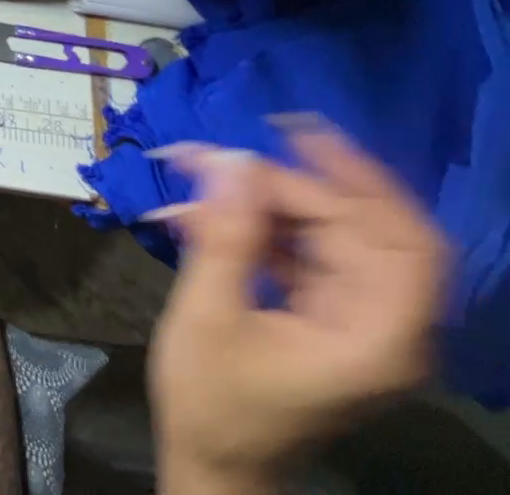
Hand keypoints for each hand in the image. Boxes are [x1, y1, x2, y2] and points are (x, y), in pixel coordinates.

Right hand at [149, 117, 448, 490]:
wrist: (211, 458)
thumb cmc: (213, 399)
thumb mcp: (208, 315)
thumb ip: (224, 238)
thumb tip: (228, 163)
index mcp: (377, 334)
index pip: (400, 240)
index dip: (360, 179)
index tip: (296, 132)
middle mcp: (380, 322)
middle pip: (352, 230)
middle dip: (281, 187)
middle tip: (207, 160)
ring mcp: (349, 319)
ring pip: (320, 237)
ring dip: (257, 204)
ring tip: (190, 182)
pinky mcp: (317, 315)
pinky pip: (295, 255)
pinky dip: (248, 230)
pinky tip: (195, 218)